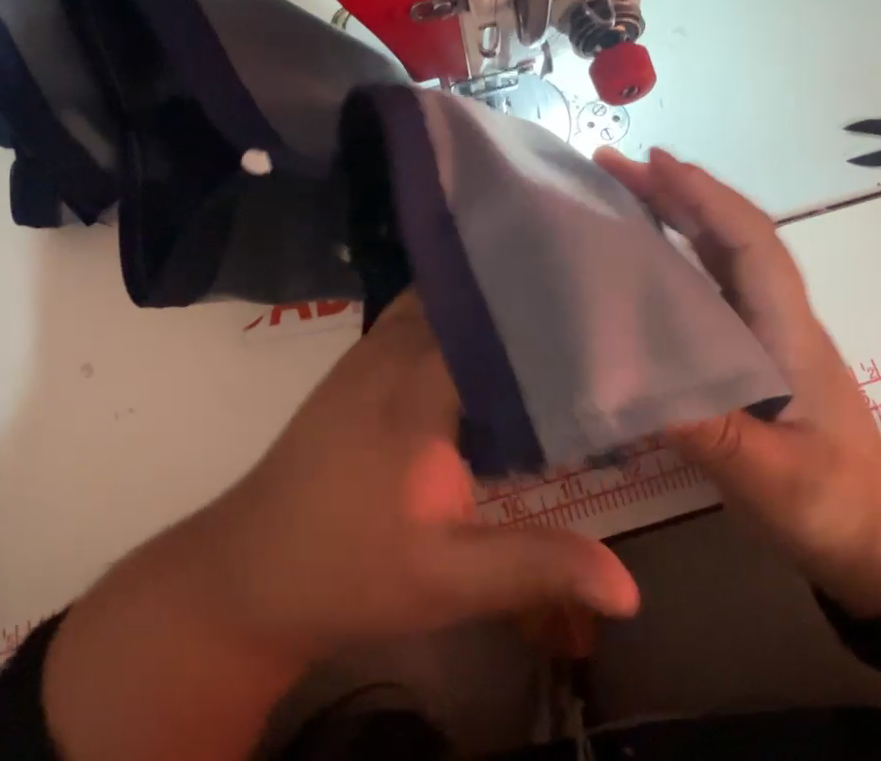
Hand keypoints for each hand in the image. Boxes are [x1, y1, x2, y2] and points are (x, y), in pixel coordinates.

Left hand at [45, 291, 637, 759]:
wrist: (247, 577)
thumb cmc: (351, 572)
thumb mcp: (450, 578)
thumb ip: (540, 566)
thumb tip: (633, 589)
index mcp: (420, 383)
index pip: (496, 311)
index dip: (555, 301)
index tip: (613, 303)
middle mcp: (393, 349)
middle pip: (471, 292)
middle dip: (530, 291)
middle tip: (601, 302)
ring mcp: (367, 354)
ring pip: (441, 300)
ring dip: (492, 303)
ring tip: (560, 311)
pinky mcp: (355, 369)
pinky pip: (418, 319)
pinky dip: (460, 319)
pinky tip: (494, 349)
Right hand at [596, 148, 880, 619]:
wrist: (879, 544)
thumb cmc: (834, 506)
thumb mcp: (773, 479)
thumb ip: (714, 435)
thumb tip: (631, 392)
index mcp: (789, 332)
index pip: (751, 243)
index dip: (705, 198)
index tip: (654, 162)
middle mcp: (778, 322)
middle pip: (731, 239)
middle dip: (679, 196)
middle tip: (613, 169)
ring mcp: (767, 342)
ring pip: (721, 263)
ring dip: (676, 224)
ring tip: (619, 200)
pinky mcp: (754, 364)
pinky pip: (711, 298)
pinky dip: (676, 269)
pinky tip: (640, 273)